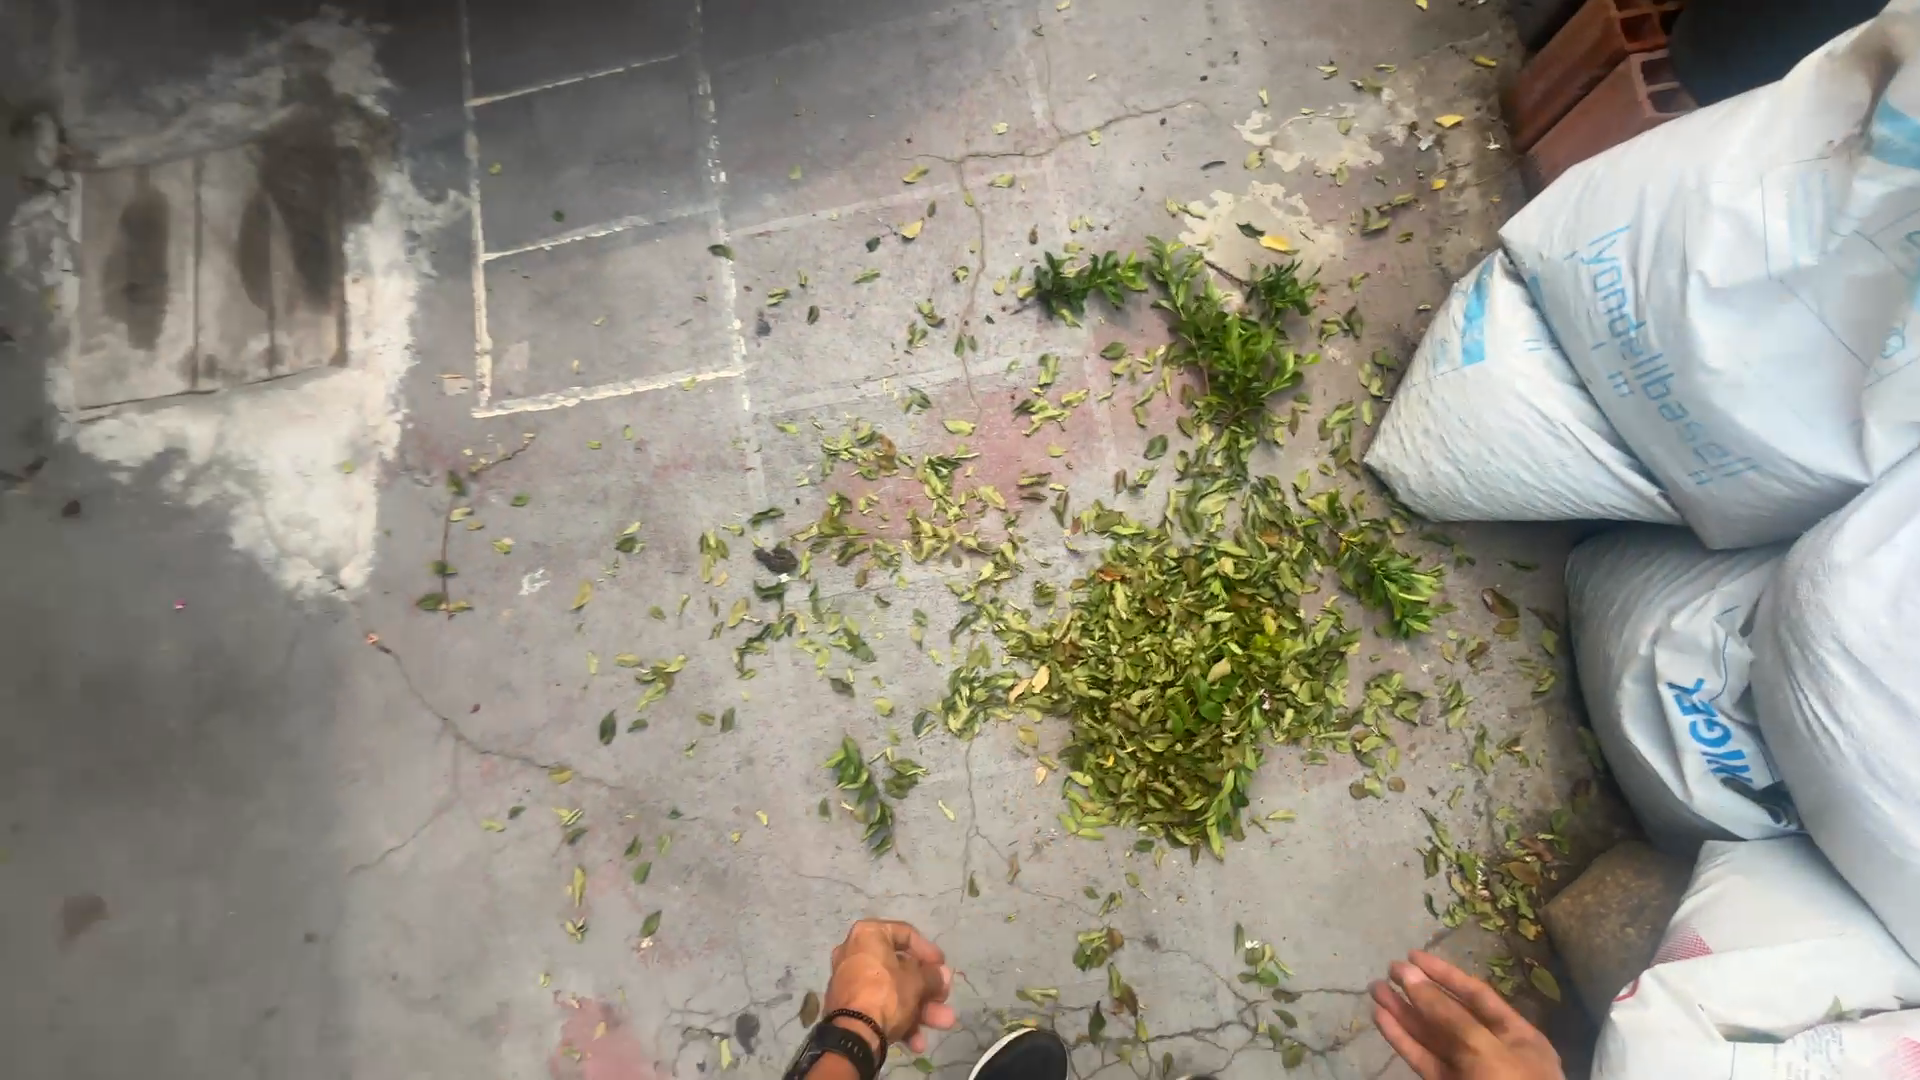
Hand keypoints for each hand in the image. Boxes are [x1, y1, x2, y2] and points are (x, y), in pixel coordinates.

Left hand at [823, 919, 957, 1053]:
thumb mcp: (917, 982)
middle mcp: (855, 953)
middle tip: (944, 997)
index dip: (928, 951)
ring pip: (892, 991)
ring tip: (943, 1023)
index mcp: (868, 934)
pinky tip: (917, 1042)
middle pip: (901, 968)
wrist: (853, 1035)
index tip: (942, 966)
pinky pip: (879, 1007)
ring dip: (920, 1008)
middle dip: (927, 987)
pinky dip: (900, 1020)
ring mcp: (850, 982)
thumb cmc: (886, 993)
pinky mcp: (849, 1009)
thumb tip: (942, 975)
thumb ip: (933, 976)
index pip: (905, 934)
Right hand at [1369, 951, 1563, 1079]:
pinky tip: (1380, 1018)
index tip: (1411, 955)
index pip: (1476, 995)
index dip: (1443, 973)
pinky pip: (1423, 1058)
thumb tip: (1407, 971)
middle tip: (1388, 971)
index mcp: (1518, 1039)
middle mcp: (1494, 1052)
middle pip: (1450, 1013)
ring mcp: (1470, 1073)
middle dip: (1418, 991)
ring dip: (1403, 1012)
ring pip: (1431, 1036)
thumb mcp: (1485, 1049)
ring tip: (1374, 989)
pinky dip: (1401, 1038)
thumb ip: (1445, 1011)